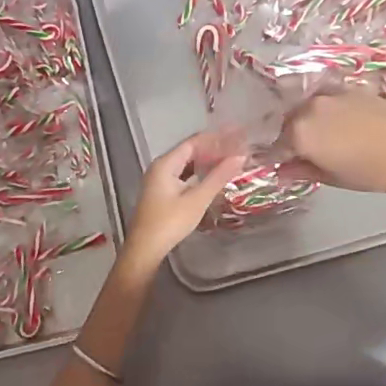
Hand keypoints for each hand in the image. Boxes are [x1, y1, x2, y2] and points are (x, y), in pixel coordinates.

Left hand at [123, 131, 245, 268]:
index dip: (216, 138)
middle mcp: (159, 167)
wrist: (145, 248)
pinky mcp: (160, 193)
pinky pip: (182, 176)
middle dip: (213, 150)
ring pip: (186, 165)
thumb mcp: (197, 199)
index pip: (193, 142)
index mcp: (165, 164)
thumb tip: (240, 156)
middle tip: (237, 149)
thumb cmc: (170, 222)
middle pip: (189, 151)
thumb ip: (218, 176)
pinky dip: (198, 174)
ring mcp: (158, 180)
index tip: (237, 137)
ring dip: (206, 162)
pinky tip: (212, 178)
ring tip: (229, 161)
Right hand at [280, 89, 385, 198]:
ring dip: (305, 119)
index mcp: (299, 133)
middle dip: (287, 135)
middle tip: (299, 152)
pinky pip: (327, 98)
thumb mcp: (330, 177)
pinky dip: (325, 110)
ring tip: (318, 136)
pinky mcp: (350, 89)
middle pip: (287, 121)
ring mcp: (331, 95)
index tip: (279, 164)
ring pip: (306, 107)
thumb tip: (282, 170)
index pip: (274, 145)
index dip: (274, 156)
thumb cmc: (369, 171)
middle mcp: (309, 108)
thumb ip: (301, 171)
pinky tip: (337, 123)